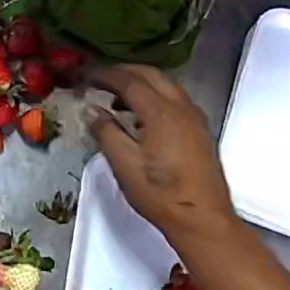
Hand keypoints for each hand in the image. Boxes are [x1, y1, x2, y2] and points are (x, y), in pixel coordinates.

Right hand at [89, 65, 237, 242]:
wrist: (201, 218)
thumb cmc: (160, 193)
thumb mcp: (124, 164)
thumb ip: (106, 132)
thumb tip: (93, 110)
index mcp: (160, 113)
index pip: (130, 82)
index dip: (106, 75)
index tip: (87, 76)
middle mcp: (181, 108)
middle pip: (152, 75)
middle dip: (125, 72)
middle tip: (101, 78)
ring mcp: (195, 118)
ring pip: (167, 85)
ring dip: (142, 82)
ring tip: (118, 97)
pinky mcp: (200, 131)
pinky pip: (176, 99)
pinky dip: (156, 95)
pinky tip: (142, 115)